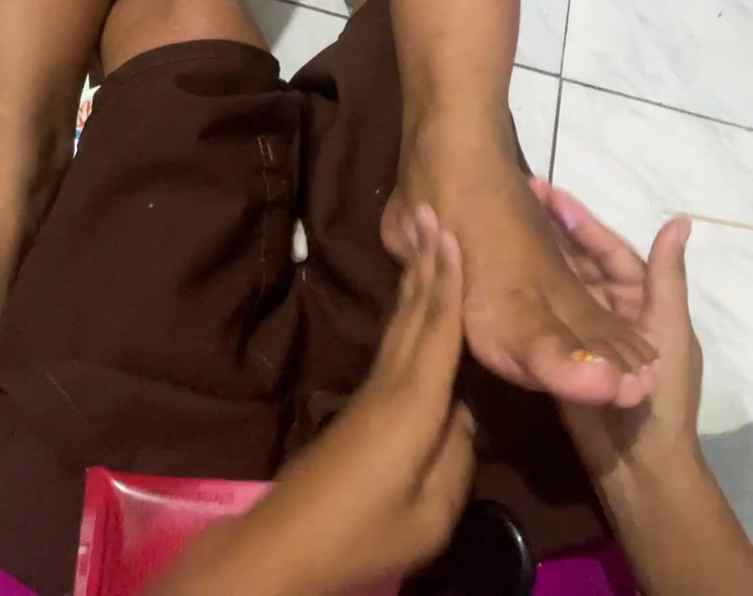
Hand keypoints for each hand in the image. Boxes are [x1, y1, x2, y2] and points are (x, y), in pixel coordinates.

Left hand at [152, 207, 475, 595]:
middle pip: (416, 310)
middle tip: (432, 209)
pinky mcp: (366, 401)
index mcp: (414, 403)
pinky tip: (412, 301)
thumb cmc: (365, 532)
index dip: (450, 280)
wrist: (290, 543)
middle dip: (428, 260)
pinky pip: (395, 338)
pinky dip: (409, 307)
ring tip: (422, 238)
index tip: (453, 233)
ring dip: (415, 275)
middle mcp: (393, 381)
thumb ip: (456, 459)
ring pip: (402, 319)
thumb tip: (463, 417)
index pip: (439, 329)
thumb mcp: (429, 514)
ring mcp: (375, 388)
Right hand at [531, 182, 699, 480]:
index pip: (607, 246)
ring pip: (561, 278)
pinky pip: (548, 308)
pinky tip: (507, 266)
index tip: (548, 190)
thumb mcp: (669, 331)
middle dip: (554, 226)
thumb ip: (667, 278)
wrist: (639, 465)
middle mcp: (613, 304)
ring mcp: (587, 326)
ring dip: (541, 250)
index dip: (579, 218)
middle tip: (520, 196)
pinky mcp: (566, 347)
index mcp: (641, 295)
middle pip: (580, 257)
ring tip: (508, 220)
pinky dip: (532, 285)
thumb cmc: (662, 394)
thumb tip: (680, 220)